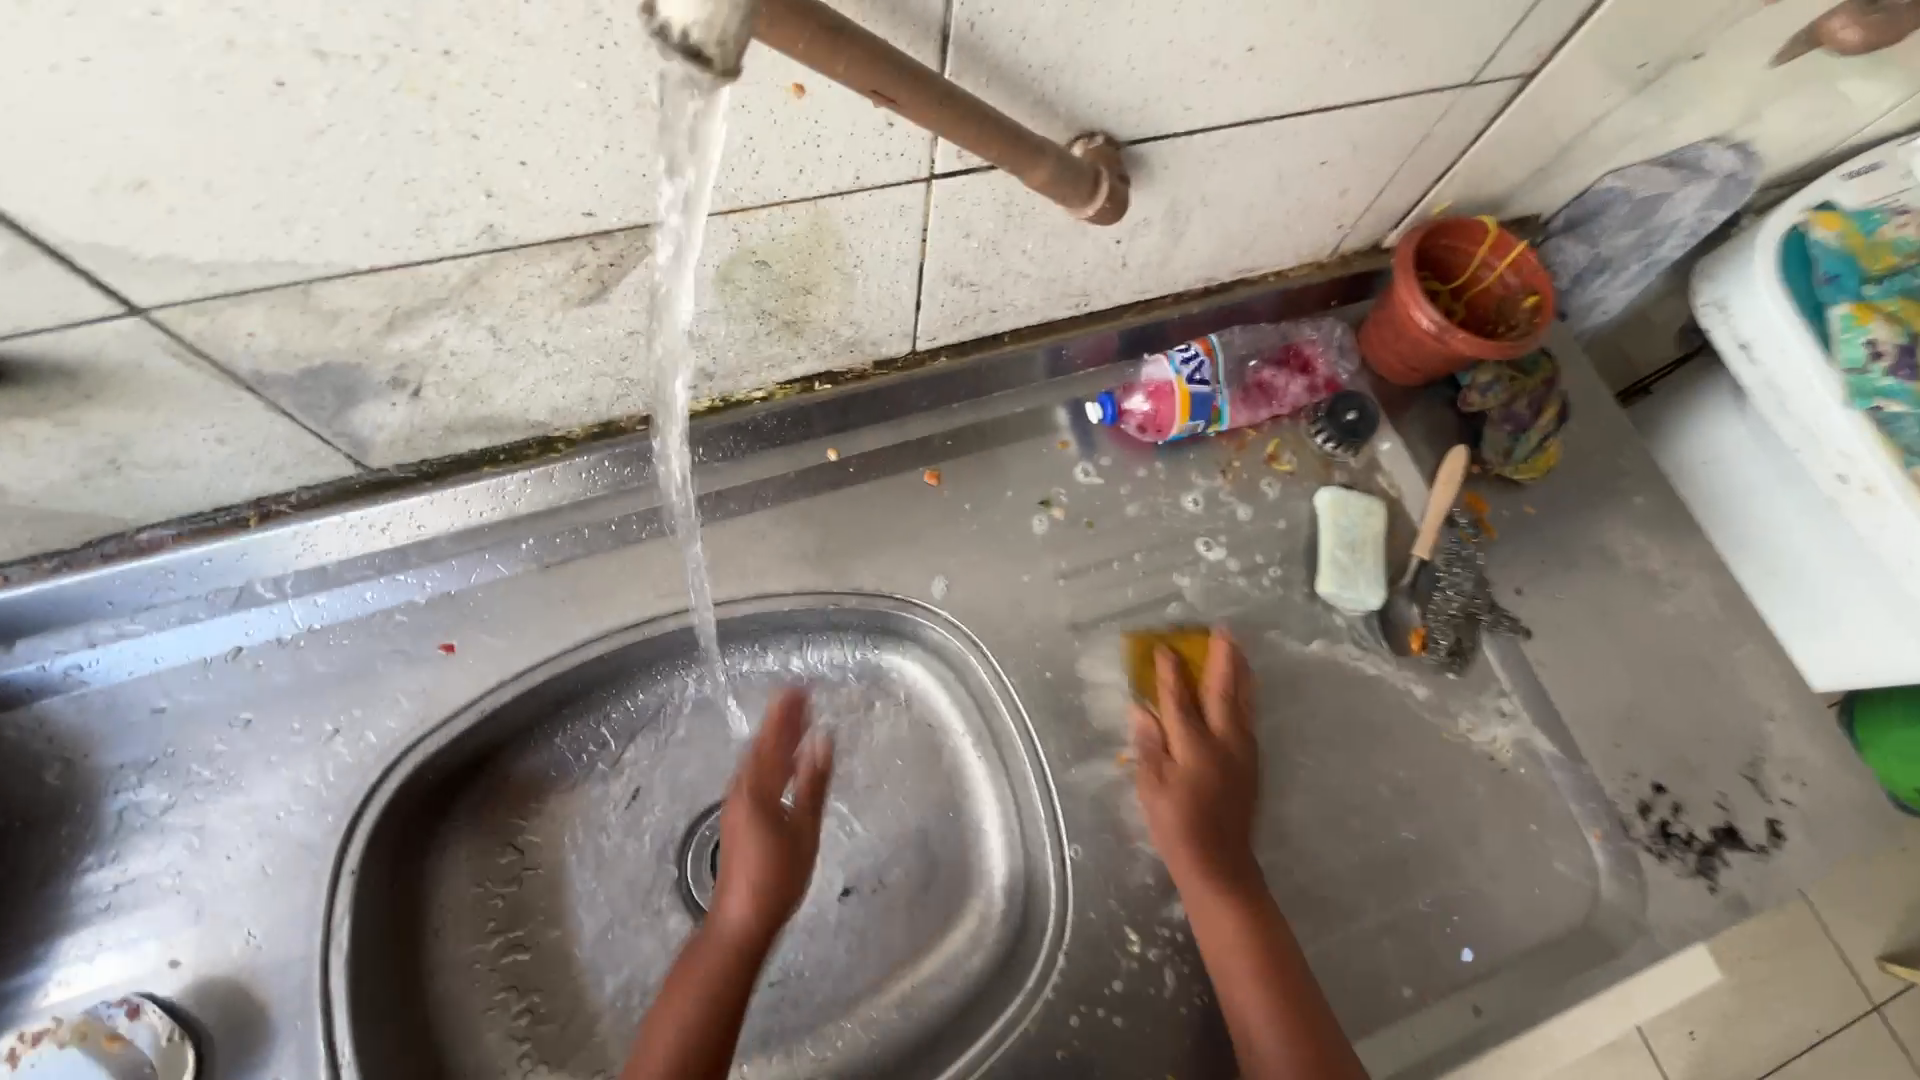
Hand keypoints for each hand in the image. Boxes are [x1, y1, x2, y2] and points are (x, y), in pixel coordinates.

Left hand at [708, 688, 834, 946]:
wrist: (741, 919)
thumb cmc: (778, 877)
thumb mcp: (804, 830)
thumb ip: (813, 783)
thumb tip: (823, 740)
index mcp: (759, 789)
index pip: (777, 741)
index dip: (789, 714)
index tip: (801, 688)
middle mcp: (742, 789)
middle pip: (763, 745)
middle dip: (781, 719)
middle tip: (798, 694)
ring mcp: (736, 802)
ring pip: (756, 758)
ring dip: (773, 735)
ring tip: (792, 717)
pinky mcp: (737, 815)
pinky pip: (754, 772)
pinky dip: (768, 756)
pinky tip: (780, 758)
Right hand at [1131, 627, 1260, 896]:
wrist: (1220, 864)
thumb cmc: (1177, 826)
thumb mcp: (1151, 787)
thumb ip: (1148, 745)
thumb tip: (1141, 708)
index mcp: (1194, 746)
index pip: (1179, 698)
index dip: (1171, 671)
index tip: (1165, 647)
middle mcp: (1223, 741)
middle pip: (1224, 691)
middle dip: (1223, 659)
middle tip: (1224, 631)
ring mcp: (1242, 752)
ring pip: (1244, 702)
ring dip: (1241, 672)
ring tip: (1239, 649)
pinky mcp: (1251, 763)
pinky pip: (1249, 717)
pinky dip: (1246, 696)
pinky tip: (1244, 691)